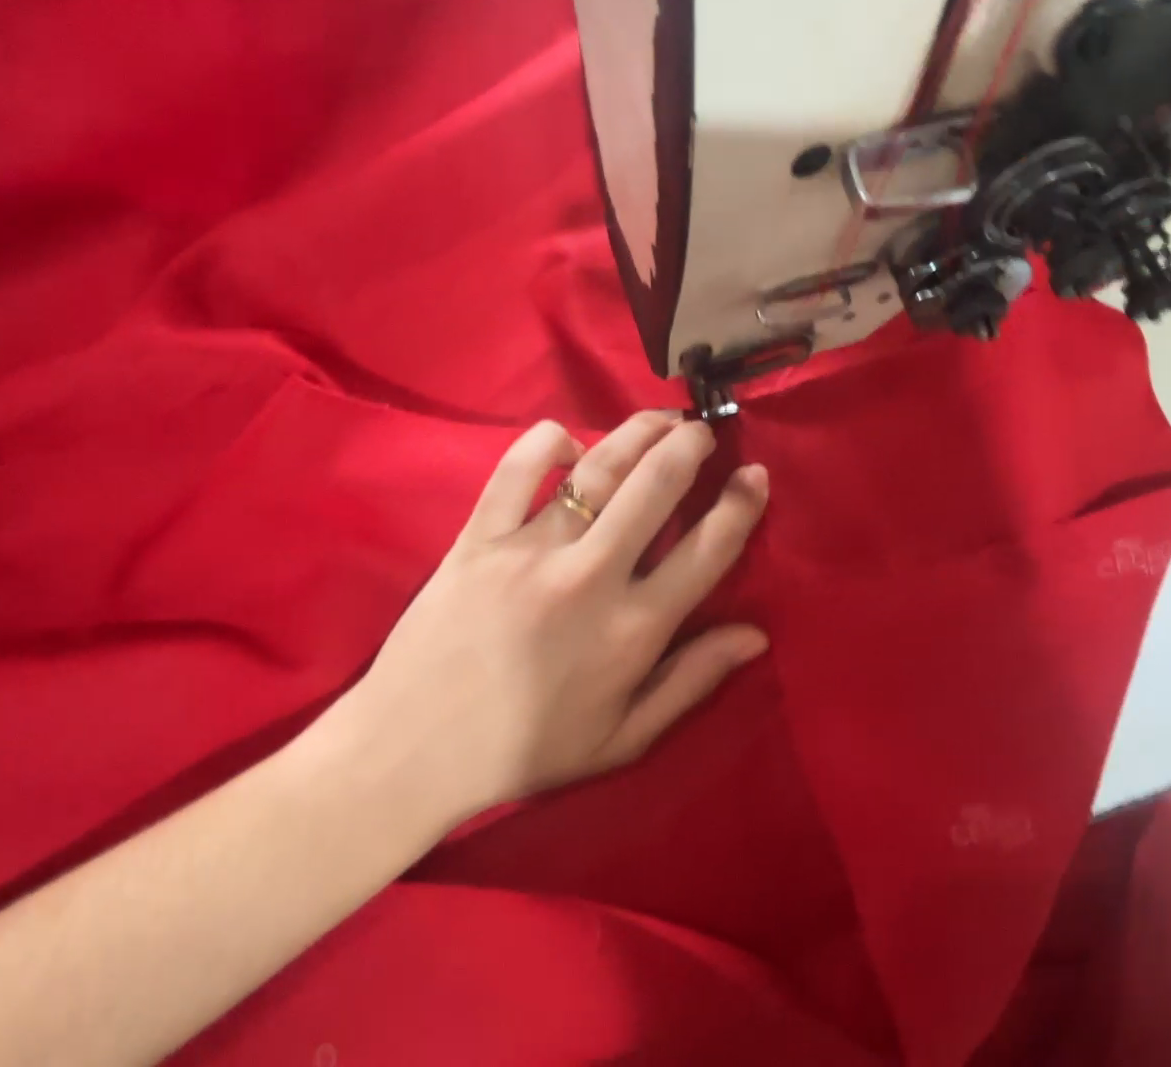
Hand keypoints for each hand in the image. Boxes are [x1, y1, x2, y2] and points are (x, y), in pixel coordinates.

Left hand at [312, 411, 769, 818]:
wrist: (415, 749)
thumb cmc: (527, 750)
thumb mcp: (622, 739)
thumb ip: (690, 682)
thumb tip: (755, 636)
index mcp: (633, 630)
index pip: (706, 551)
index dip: (739, 505)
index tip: (754, 475)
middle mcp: (589, 578)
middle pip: (654, 489)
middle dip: (689, 448)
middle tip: (703, 431)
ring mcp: (529, 551)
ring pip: (596, 470)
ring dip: (636, 435)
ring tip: (660, 420)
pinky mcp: (477, 538)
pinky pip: (516, 471)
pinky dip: (547, 443)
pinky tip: (569, 441)